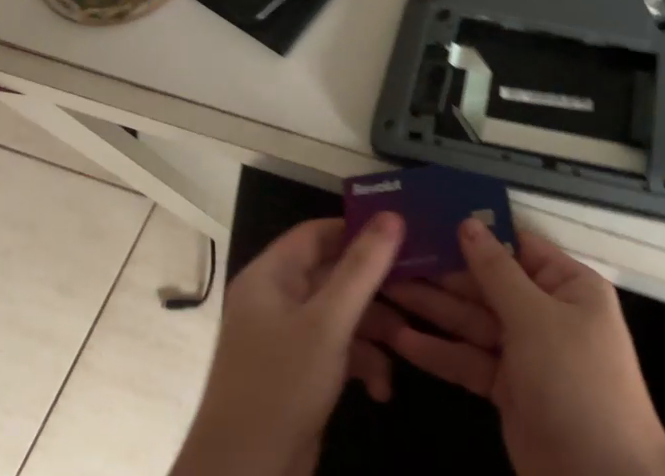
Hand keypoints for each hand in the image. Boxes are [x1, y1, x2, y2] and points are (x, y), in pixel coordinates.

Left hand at [170, 214, 403, 475]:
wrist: (245, 473)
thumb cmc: (281, 384)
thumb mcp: (328, 323)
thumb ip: (361, 268)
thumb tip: (392, 215)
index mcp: (270, 276)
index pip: (317, 233)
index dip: (358, 228)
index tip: (403, 231)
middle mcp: (275, 300)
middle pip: (334, 273)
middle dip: (375, 286)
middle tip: (419, 286)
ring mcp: (286, 338)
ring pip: (341, 313)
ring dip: (375, 331)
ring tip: (404, 346)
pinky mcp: (298, 372)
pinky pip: (337, 349)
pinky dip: (362, 362)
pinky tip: (382, 387)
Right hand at [363, 220, 664, 475]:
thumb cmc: (576, 381)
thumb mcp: (537, 318)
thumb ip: (497, 271)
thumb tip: (469, 224)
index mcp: (568, 285)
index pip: (517, 246)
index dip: (476, 232)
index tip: (431, 216)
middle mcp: (547, 312)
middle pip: (489, 284)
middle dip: (445, 272)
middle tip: (395, 254)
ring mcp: (527, 352)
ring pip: (474, 321)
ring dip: (434, 308)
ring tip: (387, 288)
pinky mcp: (508, 388)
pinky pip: (469, 360)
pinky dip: (439, 351)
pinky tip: (401, 339)